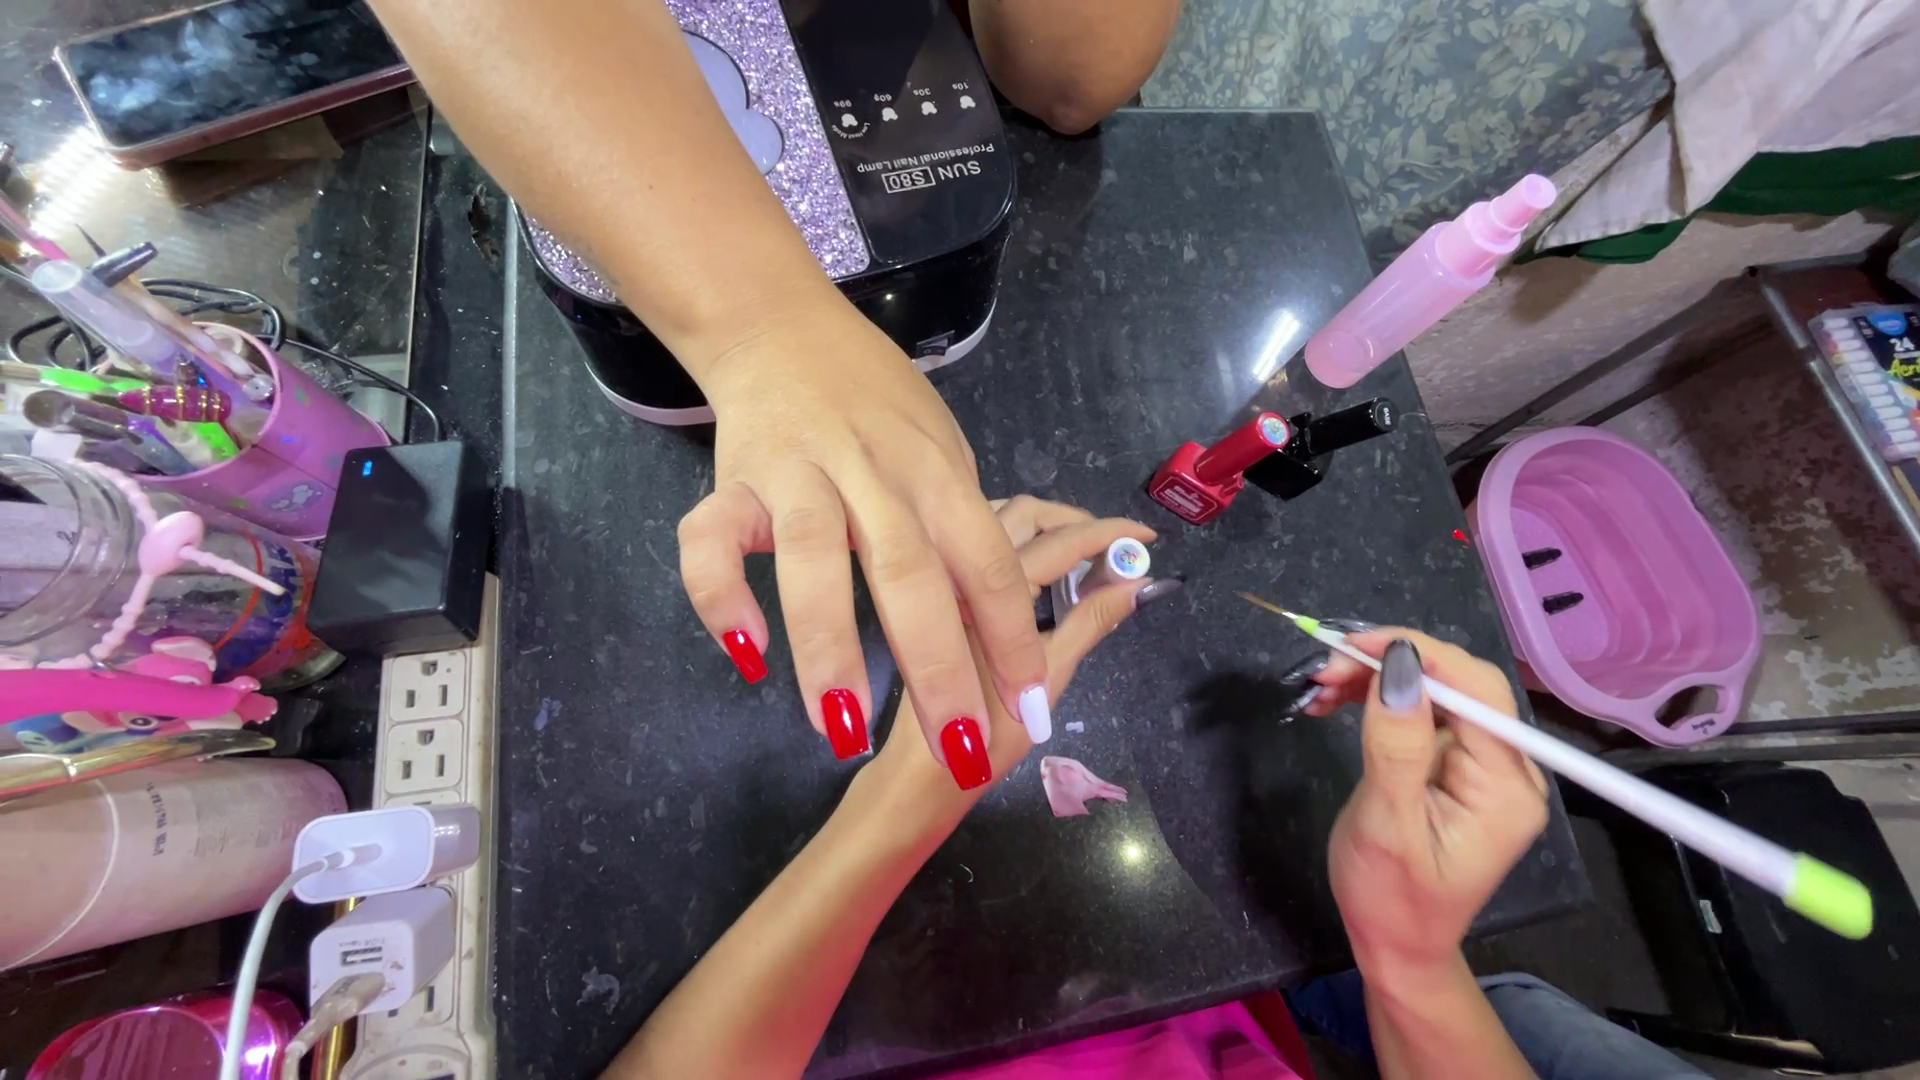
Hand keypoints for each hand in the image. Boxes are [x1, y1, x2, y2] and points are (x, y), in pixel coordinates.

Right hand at [677, 309, 1051, 787]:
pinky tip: (745, 654)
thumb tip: (989, 615)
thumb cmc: (879, 400)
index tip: (1028, 709)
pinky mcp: (731, 478)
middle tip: (956, 749)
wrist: (783, 329)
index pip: (987, 563)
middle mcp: (873, 473)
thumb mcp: (942, 451)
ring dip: (830, 647)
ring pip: (813, 558)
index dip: (1011, 638)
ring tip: (840, 730)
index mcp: (935, 472)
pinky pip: (712, 541)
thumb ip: (960, 526)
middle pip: (910, 572)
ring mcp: (798, 472)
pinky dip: (721, 596)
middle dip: (937, 666)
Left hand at [873, 496, 1167, 791]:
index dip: (1109, 534)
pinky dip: (1022, 535)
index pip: (1059, 544)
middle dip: (1077, 521)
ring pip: (1002, 519)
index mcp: (989, 592)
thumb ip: (1088, 623)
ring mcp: (948, 574)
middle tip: (1117, 546)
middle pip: (1027, 515)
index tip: (1148, 537)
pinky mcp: (944, 587)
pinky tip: (1043, 559)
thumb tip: (1136, 584)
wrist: (922, 768)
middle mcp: (961, 568)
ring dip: (1048, 524)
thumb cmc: (988, 736)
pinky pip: (984, 539)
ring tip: (1086, 548)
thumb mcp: (1049, 680)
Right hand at [1302, 630, 1547, 977]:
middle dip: (1389, 662)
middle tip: (1325, 668)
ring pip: (1431, 690)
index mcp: (1504, 786)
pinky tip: (1333, 701)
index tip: (1351, 645)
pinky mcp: (1449, 764)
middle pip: (1456, 682)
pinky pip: (1416, 711)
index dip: (1418, 653)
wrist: (1393, 941)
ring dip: (1373, 677)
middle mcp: (1503, 767)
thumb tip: (1398, 667)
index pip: (1476, 690)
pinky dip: (1372, 696)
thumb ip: (1396, 745)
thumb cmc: (1390, 895)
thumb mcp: (1385, 823)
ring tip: (1319, 685)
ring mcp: (1477, 765)